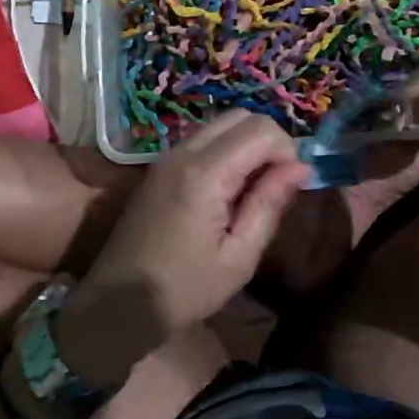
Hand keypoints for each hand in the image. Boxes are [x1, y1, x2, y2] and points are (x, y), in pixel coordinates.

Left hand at [60, 111, 307, 384]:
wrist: (117, 302)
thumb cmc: (184, 289)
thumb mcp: (238, 257)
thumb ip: (269, 204)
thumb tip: (301, 168)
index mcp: (204, 173)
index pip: (261, 129)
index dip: (287, 152)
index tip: (291, 187)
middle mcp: (183, 151)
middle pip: (241, 116)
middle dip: (269, 142)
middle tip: (275, 186)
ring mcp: (166, 156)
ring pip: (221, 124)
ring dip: (246, 145)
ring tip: (252, 191)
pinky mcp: (159, 166)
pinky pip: (203, 140)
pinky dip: (225, 151)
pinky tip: (227, 191)